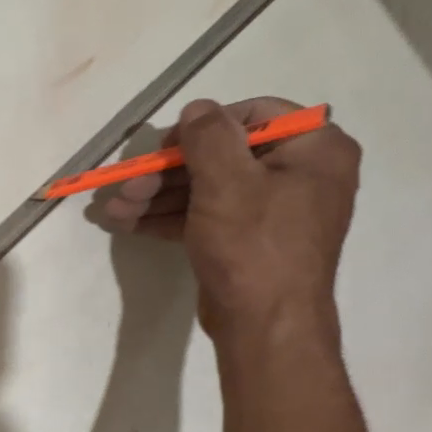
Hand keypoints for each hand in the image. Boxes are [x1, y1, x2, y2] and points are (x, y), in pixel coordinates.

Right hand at [91, 97, 360, 343]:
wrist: (265, 322)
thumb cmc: (253, 245)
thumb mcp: (227, 183)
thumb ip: (210, 138)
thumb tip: (197, 109)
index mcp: (315, 150)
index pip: (257, 115)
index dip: (204, 127)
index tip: (165, 147)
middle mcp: (300, 174)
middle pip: (223, 156)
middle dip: (168, 171)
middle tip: (127, 186)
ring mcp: (272, 209)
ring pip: (207, 188)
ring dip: (158, 196)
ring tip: (115, 210)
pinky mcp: (246, 238)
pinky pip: (205, 215)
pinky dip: (168, 217)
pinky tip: (128, 223)